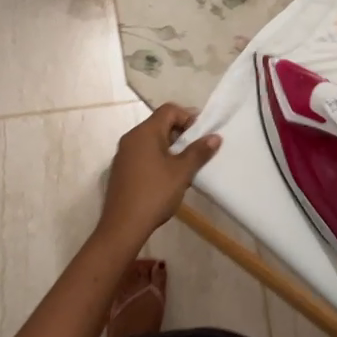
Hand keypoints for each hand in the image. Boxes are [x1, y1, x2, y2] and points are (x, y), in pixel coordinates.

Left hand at [98, 104, 220, 247]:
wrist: (123, 226)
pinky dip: (158, 158)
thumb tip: (215, 136)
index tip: (201, 135)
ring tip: (185, 167)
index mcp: (144, 132)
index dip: (188, 117)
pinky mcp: (122, 170)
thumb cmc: (154, 194)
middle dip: (181, 134)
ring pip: (152, 140)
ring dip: (171, 148)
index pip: (169, 110)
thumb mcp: (181, 173)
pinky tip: (168, 178)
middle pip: (160, 124)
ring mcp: (124, 154)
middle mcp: (131, 138)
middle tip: (197, 151)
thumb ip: (198, 152)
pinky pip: (143, 154)